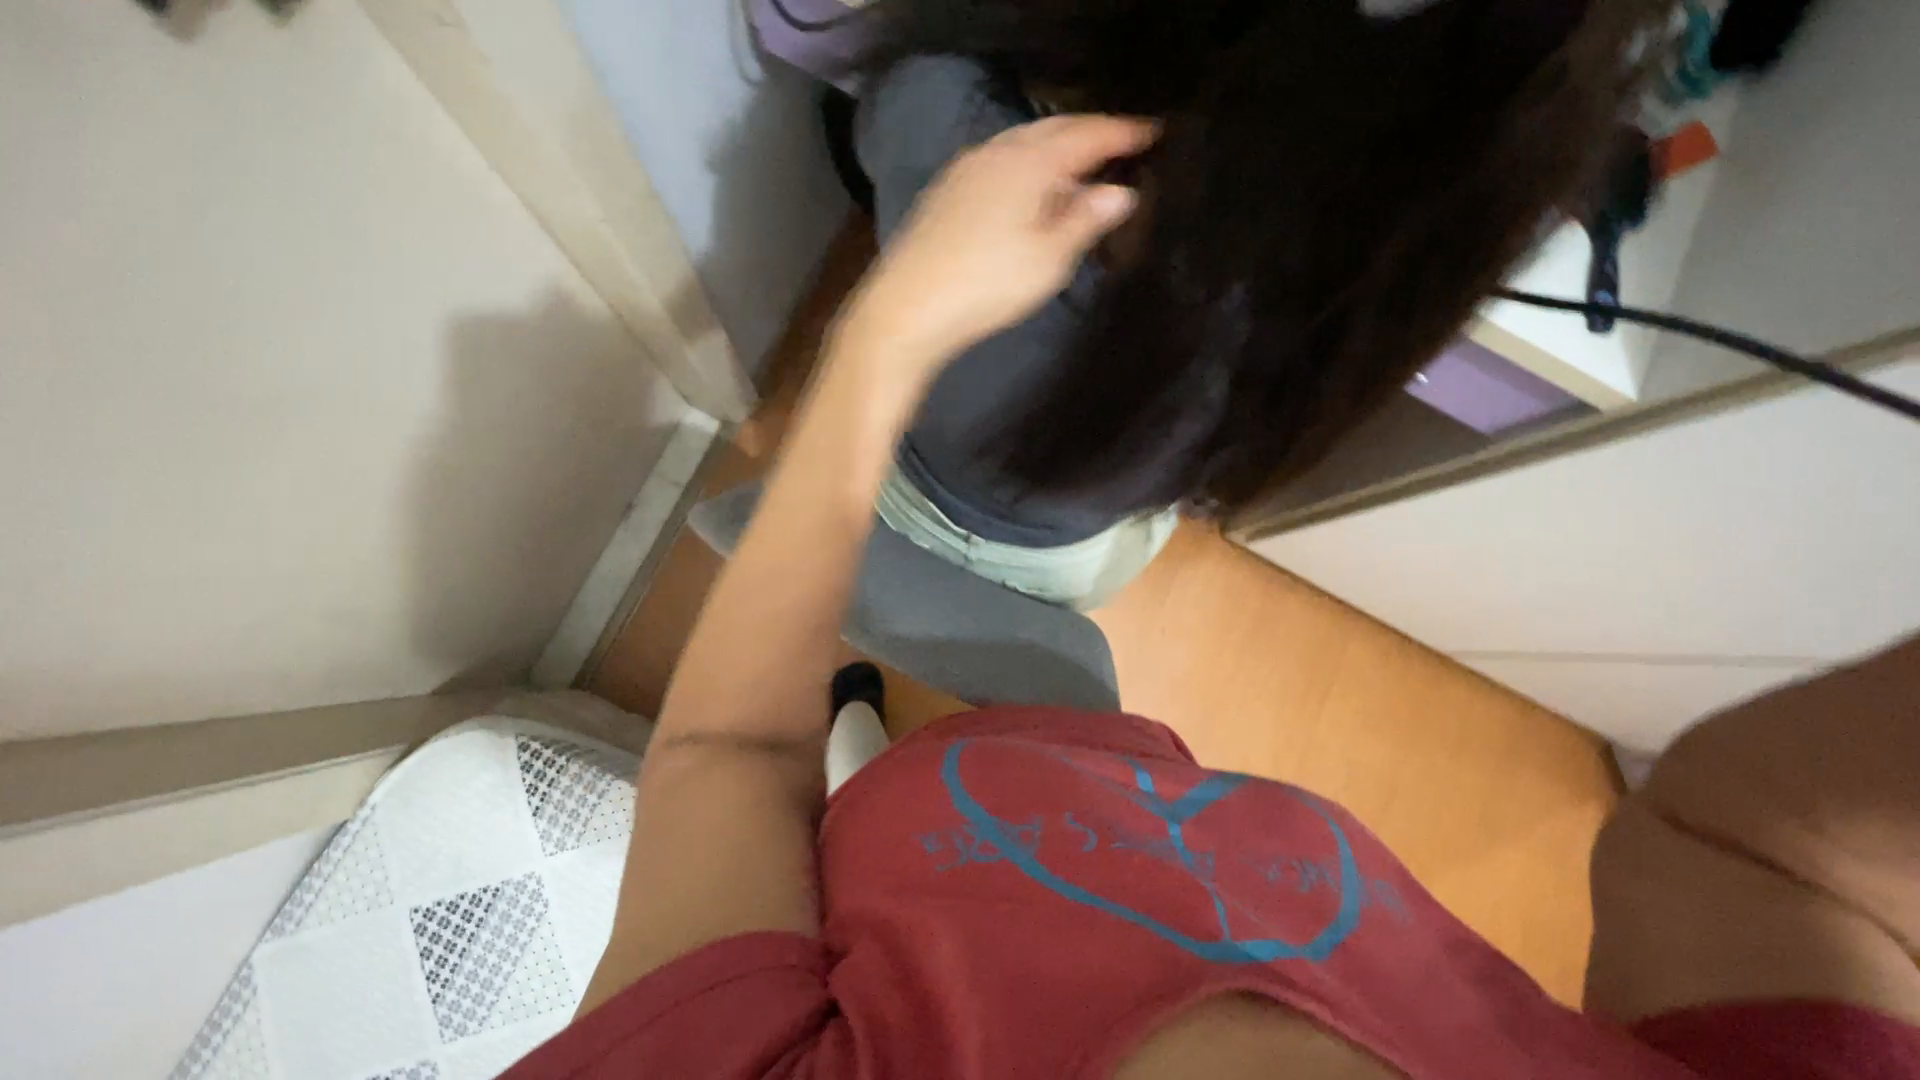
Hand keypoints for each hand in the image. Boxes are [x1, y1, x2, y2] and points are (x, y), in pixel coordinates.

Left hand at [836, 114, 1155, 371]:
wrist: (908, 308)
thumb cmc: (987, 285)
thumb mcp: (1049, 259)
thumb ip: (1086, 220)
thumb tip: (1120, 192)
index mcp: (1030, 162)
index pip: (1087, 134)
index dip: (1122, 132)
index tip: (1153, 133)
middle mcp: (997, 152)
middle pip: (1052, 129)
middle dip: (1089, 133)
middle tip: (1120, 143)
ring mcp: (966, 169)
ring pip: (1022, 143)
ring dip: (1055, 147)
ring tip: (1080, 165)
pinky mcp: (947, 191)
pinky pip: (999, 161)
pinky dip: (1026, 164)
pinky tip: (1031, 188)